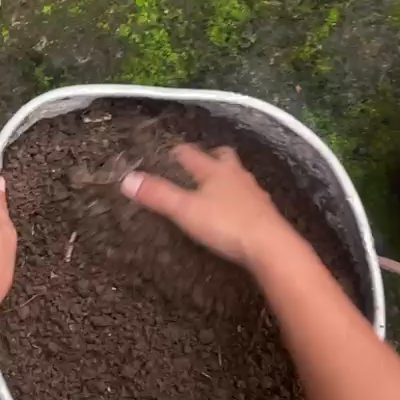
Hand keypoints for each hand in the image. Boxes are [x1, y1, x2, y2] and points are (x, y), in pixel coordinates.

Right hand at [120, 144, 305, 269]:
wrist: (271, 247)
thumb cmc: (226, 224)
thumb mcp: (185, 210)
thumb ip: (158, 195)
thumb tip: (127, 179)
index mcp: (214, 170)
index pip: (191, 154)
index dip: (177, 152)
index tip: (166, 153)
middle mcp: (236, 176)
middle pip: (223, 157)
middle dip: (210, 157)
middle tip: (197, 164)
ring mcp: (254, 193)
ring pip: (238, 176)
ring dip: (226, 178)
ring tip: (214, 188)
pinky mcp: (265, 213)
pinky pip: (249, 198)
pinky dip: (238, 199)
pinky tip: (234, 211)